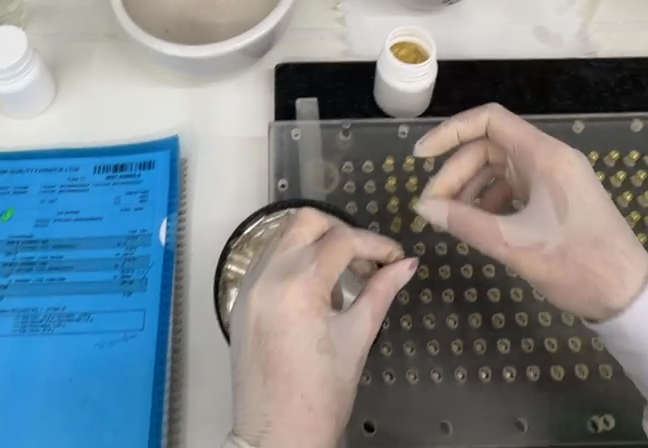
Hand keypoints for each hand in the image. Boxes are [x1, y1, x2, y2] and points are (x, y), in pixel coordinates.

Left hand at [227, 208, 418, 447]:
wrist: (276, 439)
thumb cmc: (321, 396)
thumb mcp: (357, 339)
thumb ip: (380, 293)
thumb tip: (407, 264)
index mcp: (299, 284)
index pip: (342, 241)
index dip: (375, 244)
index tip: (395, 257)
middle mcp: (268, 274)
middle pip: (307, 221)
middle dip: (341, 232)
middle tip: (365, 259)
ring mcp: (249, 283)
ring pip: (284, 234)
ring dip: (316, 242)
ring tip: (341, 277)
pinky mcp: (241, 296)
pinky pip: (268, 257)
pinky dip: (293, 257)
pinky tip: (313, 287)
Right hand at [412, 104, 647, 322]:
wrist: (632, 300)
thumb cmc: (578, 265)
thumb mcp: (515, 246)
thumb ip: (465, 223)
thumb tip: (425, 208)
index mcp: (544, 156)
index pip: (489, 121)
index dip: (451, 132)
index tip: (422, 156)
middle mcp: (549, 158)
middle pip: (489, 147)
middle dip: (456, 172)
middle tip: (432, 205)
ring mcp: (554, 178)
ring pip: (499, 168)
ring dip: (471, 188)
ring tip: (452, 218)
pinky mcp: (557, 198)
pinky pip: (513, 187)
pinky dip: (490, 200)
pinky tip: (478, 225)